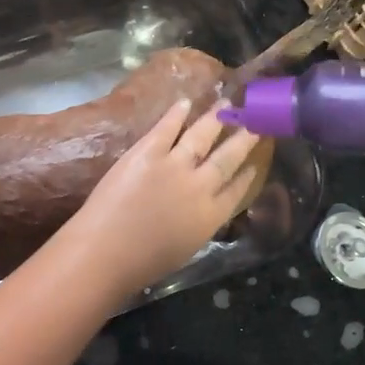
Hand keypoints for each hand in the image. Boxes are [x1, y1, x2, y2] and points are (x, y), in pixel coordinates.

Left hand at [60, 100, 264, 296]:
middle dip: (244, 138)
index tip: (257, 160)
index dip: (248, 173)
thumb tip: (205, 210)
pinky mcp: (147, 152)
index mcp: (211, 216)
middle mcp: (200, 186)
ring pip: (202, 136)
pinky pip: (166, 127)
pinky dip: (177, 113)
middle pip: (227, 158)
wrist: (107, 251)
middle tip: (255, 121)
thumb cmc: (143, 262)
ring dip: (216, 118)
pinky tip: (185, 102)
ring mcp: (174, 165)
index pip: (237, 189)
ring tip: (227, 103)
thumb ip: (200, 223)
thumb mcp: (186, 248)